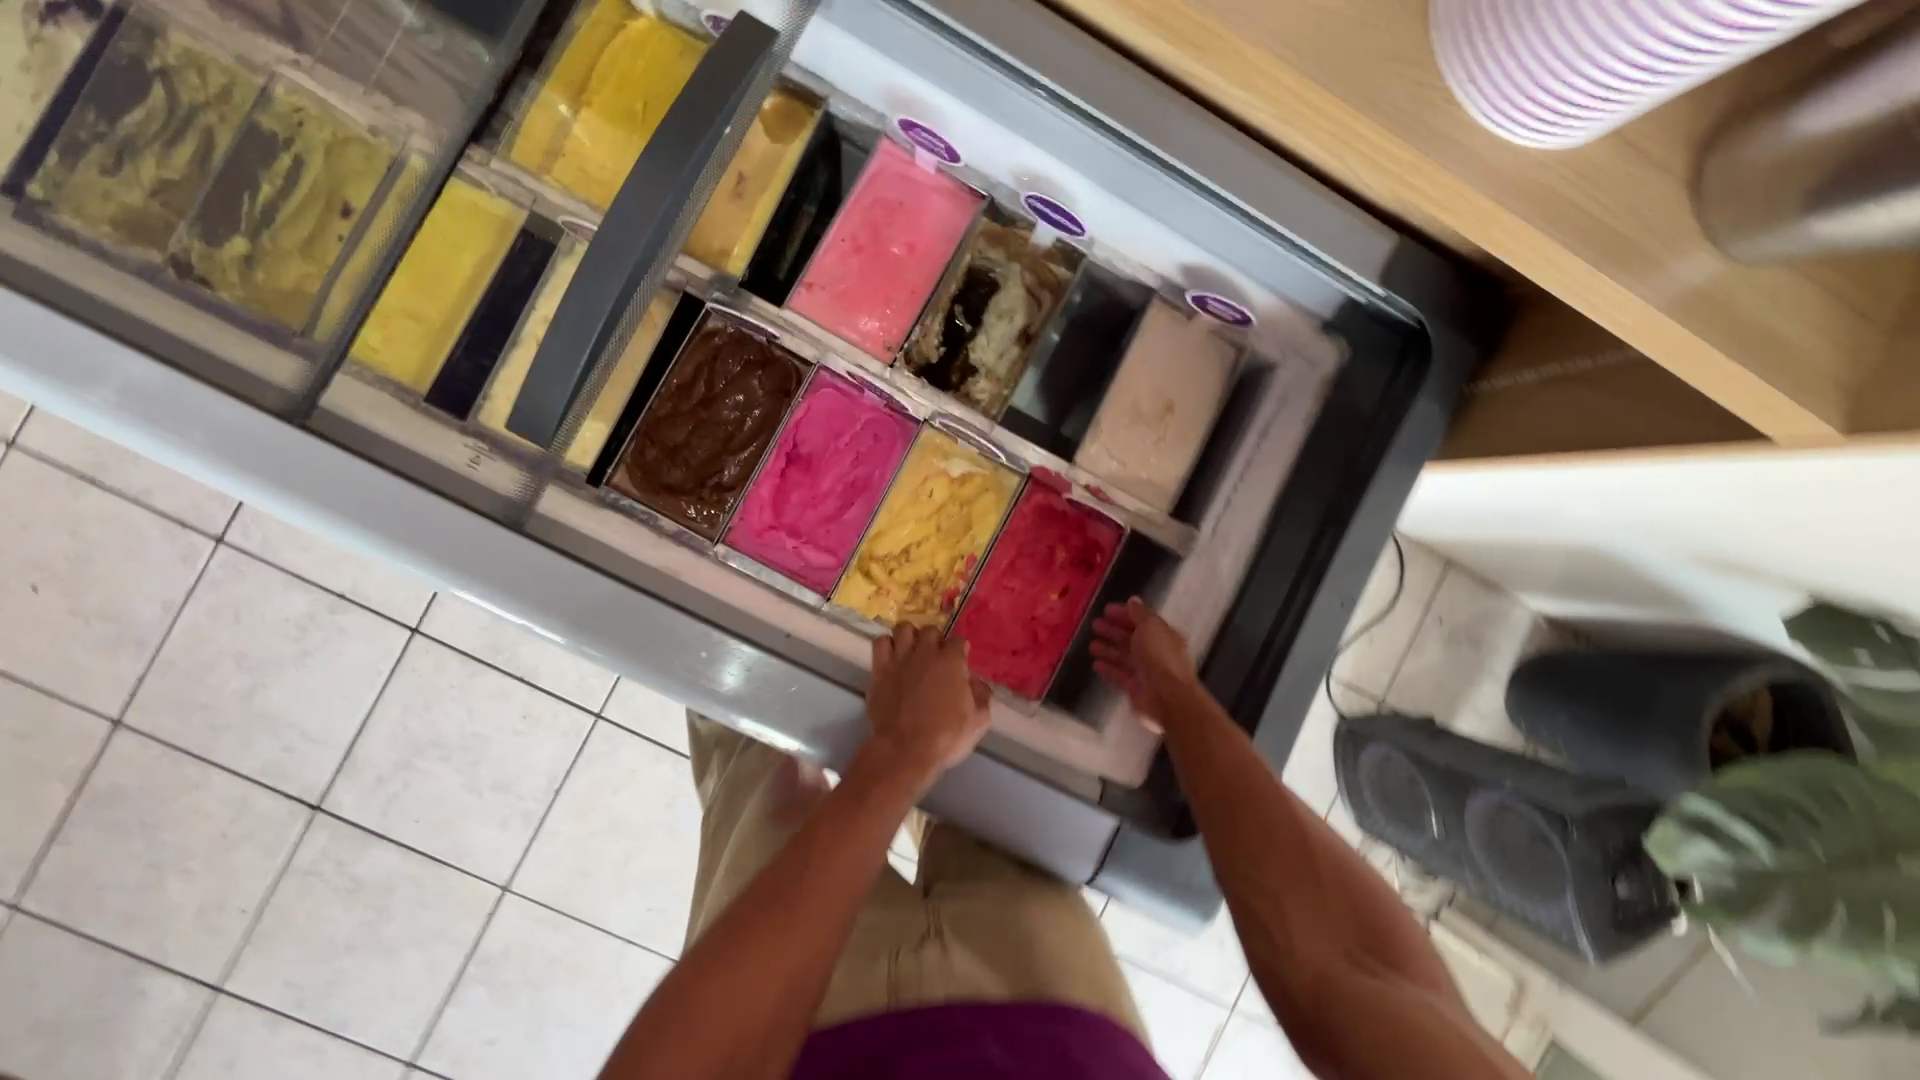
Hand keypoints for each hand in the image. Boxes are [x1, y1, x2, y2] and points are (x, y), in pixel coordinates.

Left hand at [863, 623, 992, 790]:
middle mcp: (925, 653)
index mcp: (951, 662)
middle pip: (931, 630)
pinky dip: (887, 645)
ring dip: (911, 637)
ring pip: (904, 629)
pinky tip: (892, 658)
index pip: (959, 641)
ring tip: (913, 652)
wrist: (905, 750)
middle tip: (936, 659)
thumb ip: (982, 695)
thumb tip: (976, 681)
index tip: (960, 662)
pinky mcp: (880, 669)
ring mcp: (900, 659)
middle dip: (936, 641)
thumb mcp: (979, 720)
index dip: (961, 651)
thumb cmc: (945, 737)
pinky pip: (880, 642)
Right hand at [1091, 597, 1198, 731]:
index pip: (1142, 620)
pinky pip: (1120, 675)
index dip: (1124, 614)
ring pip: (1124, 657)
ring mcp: (1145, 671)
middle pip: (1131, 639)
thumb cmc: (1159, 657)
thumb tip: (1133, 600)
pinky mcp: (1136, 688)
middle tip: (1094, 625)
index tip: (1105, 610)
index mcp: (1162, 635)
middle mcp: (1155, 652)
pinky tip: (1096, 665)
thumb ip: (1140, 613)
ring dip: (1108, 650)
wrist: (1167, 697)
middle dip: (1112, 631)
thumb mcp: (1150, 627)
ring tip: (1091, 646)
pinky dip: (1109, 669)